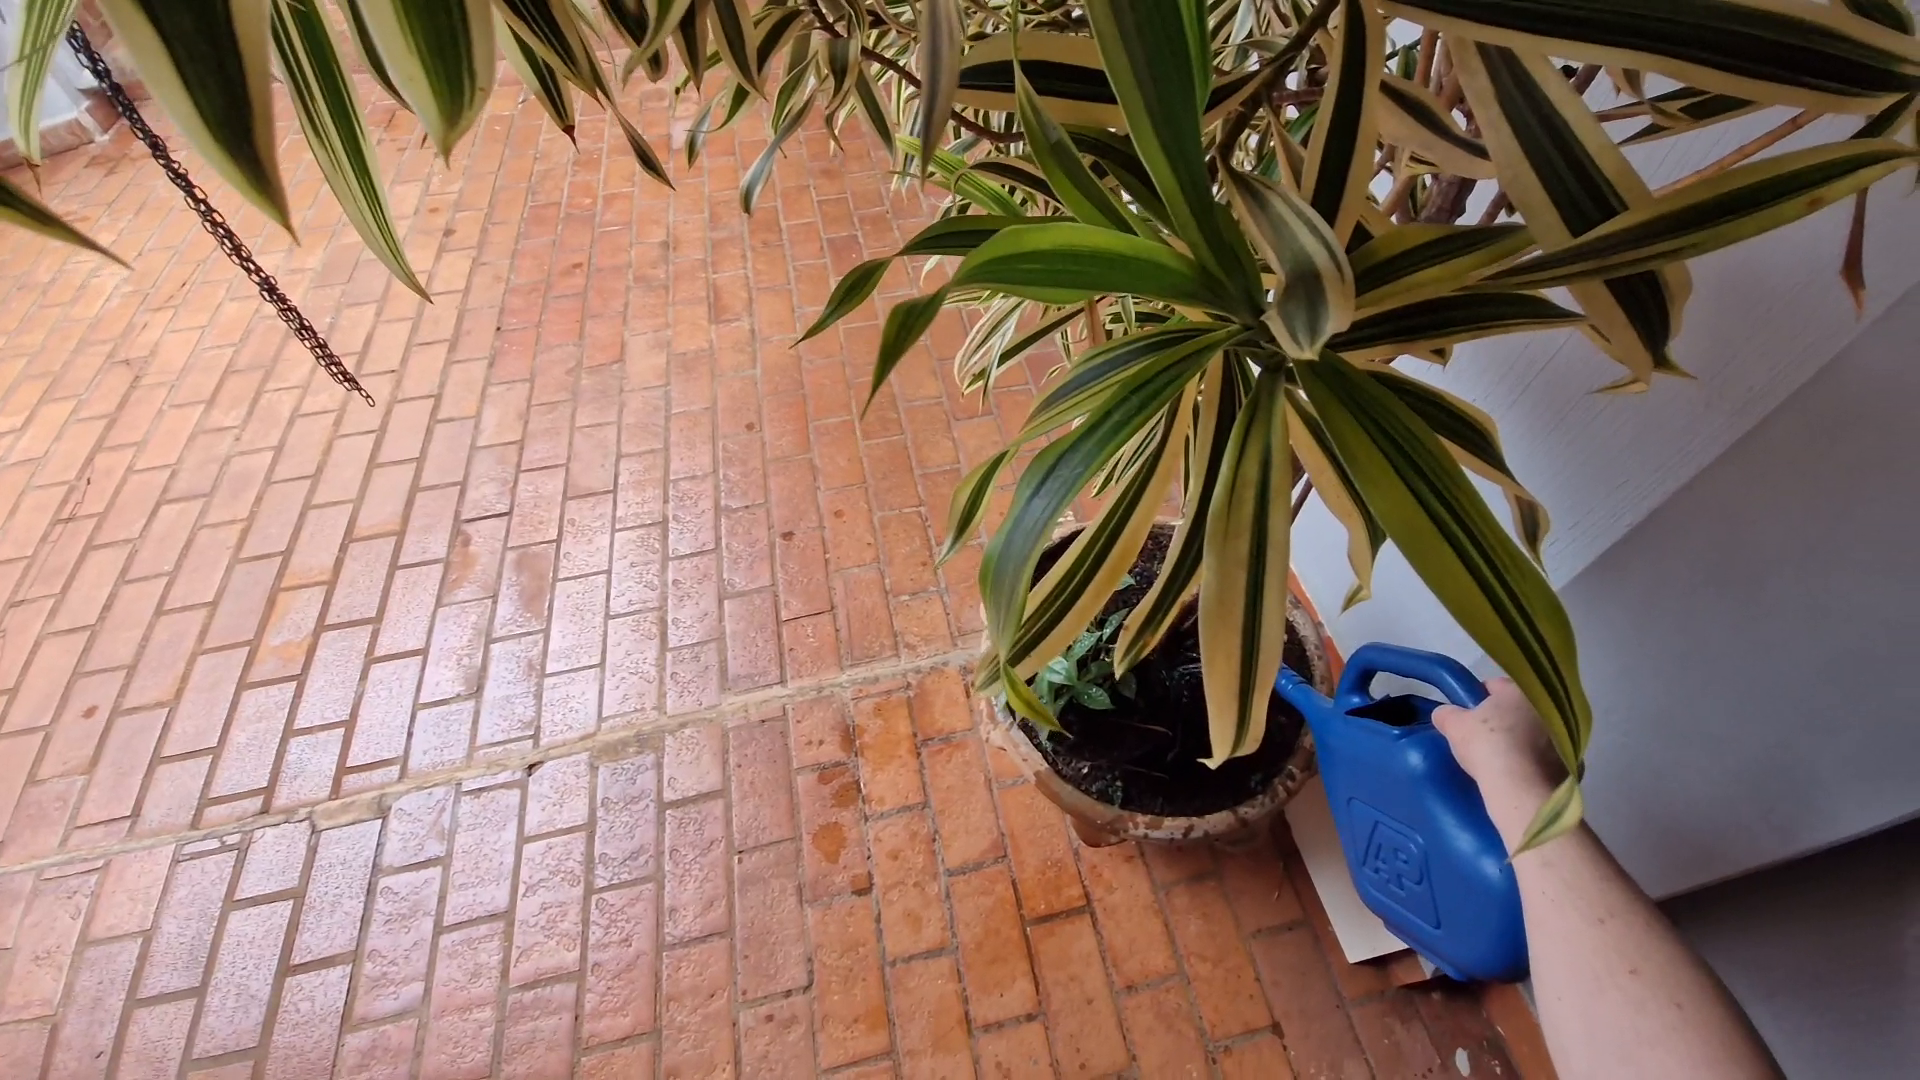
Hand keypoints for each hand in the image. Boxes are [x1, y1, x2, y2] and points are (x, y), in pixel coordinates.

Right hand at [1432, 678, 1565, 827]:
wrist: (1523, 787)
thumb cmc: (1487, 744)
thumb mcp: (1452, 724)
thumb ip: (1446, 713)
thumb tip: (1446, 714)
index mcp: (1519, 692)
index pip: (1495, 685)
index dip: (1477, 697)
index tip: (1467, 712)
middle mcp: (1548, 709)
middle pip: (1518, 709)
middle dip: (1502, 719)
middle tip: (1482, 735)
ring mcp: (1565, 737)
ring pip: (1535, 732)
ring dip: (1521, 739)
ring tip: (1501, 757)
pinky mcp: (1572, 764)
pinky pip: (1547, 757)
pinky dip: (1535, 762)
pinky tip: (1518, 773)